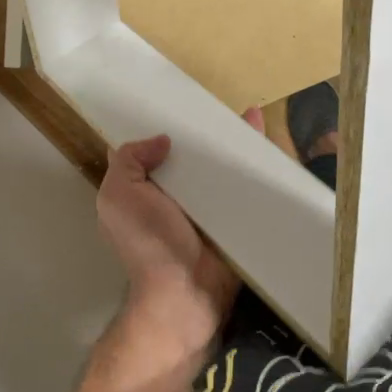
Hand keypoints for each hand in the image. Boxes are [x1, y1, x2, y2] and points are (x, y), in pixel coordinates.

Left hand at [96, 121, 253, 362]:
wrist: (187, 294)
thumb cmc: (147, 242)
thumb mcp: (118, 196)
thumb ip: (128, 161)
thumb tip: (162, 140)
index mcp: (143, 189)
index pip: (149, 149)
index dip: (159, 124)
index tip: (175, 97)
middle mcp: (174, 196)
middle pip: (191, 154)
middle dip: (205, 130)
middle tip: (224, 102)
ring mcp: (207, 207)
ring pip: (222, 167)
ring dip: (237, 144)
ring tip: (254, 114)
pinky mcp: (235, 219)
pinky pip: (247, 188)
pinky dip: (259, 169)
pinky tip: (274, 145)